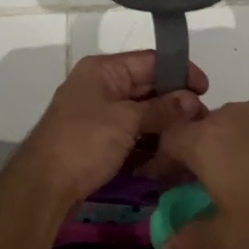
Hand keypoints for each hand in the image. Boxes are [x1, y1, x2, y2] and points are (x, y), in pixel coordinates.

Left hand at [12, 50, 209, 207]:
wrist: (42, 188)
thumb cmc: (84, 142)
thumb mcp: (126, 121)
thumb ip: (162, 109)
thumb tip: (192, 101)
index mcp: (103, 69)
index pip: (150, 61)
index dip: (180, 71)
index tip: (206, 89)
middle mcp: (100, 86)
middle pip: (146, 87)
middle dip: (174, 102)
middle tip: (203, 120)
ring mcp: (98, 115)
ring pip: (140, 114)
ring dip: (163, 126)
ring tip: (191, 139)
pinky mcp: (97, 142)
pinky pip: (130, 135)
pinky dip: (148, 143)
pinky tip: (169, 156)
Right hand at [156, 97, 248, 248]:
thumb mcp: (234, 239)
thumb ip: (195, 246)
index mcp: (208, 139)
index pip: (169, 138)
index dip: (161, 161)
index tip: (161, 184)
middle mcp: (234, 115)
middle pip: (203, 129)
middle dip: (197, 158)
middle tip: (201, 190)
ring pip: (237, 127)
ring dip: (232, 151)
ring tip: (243, 186)